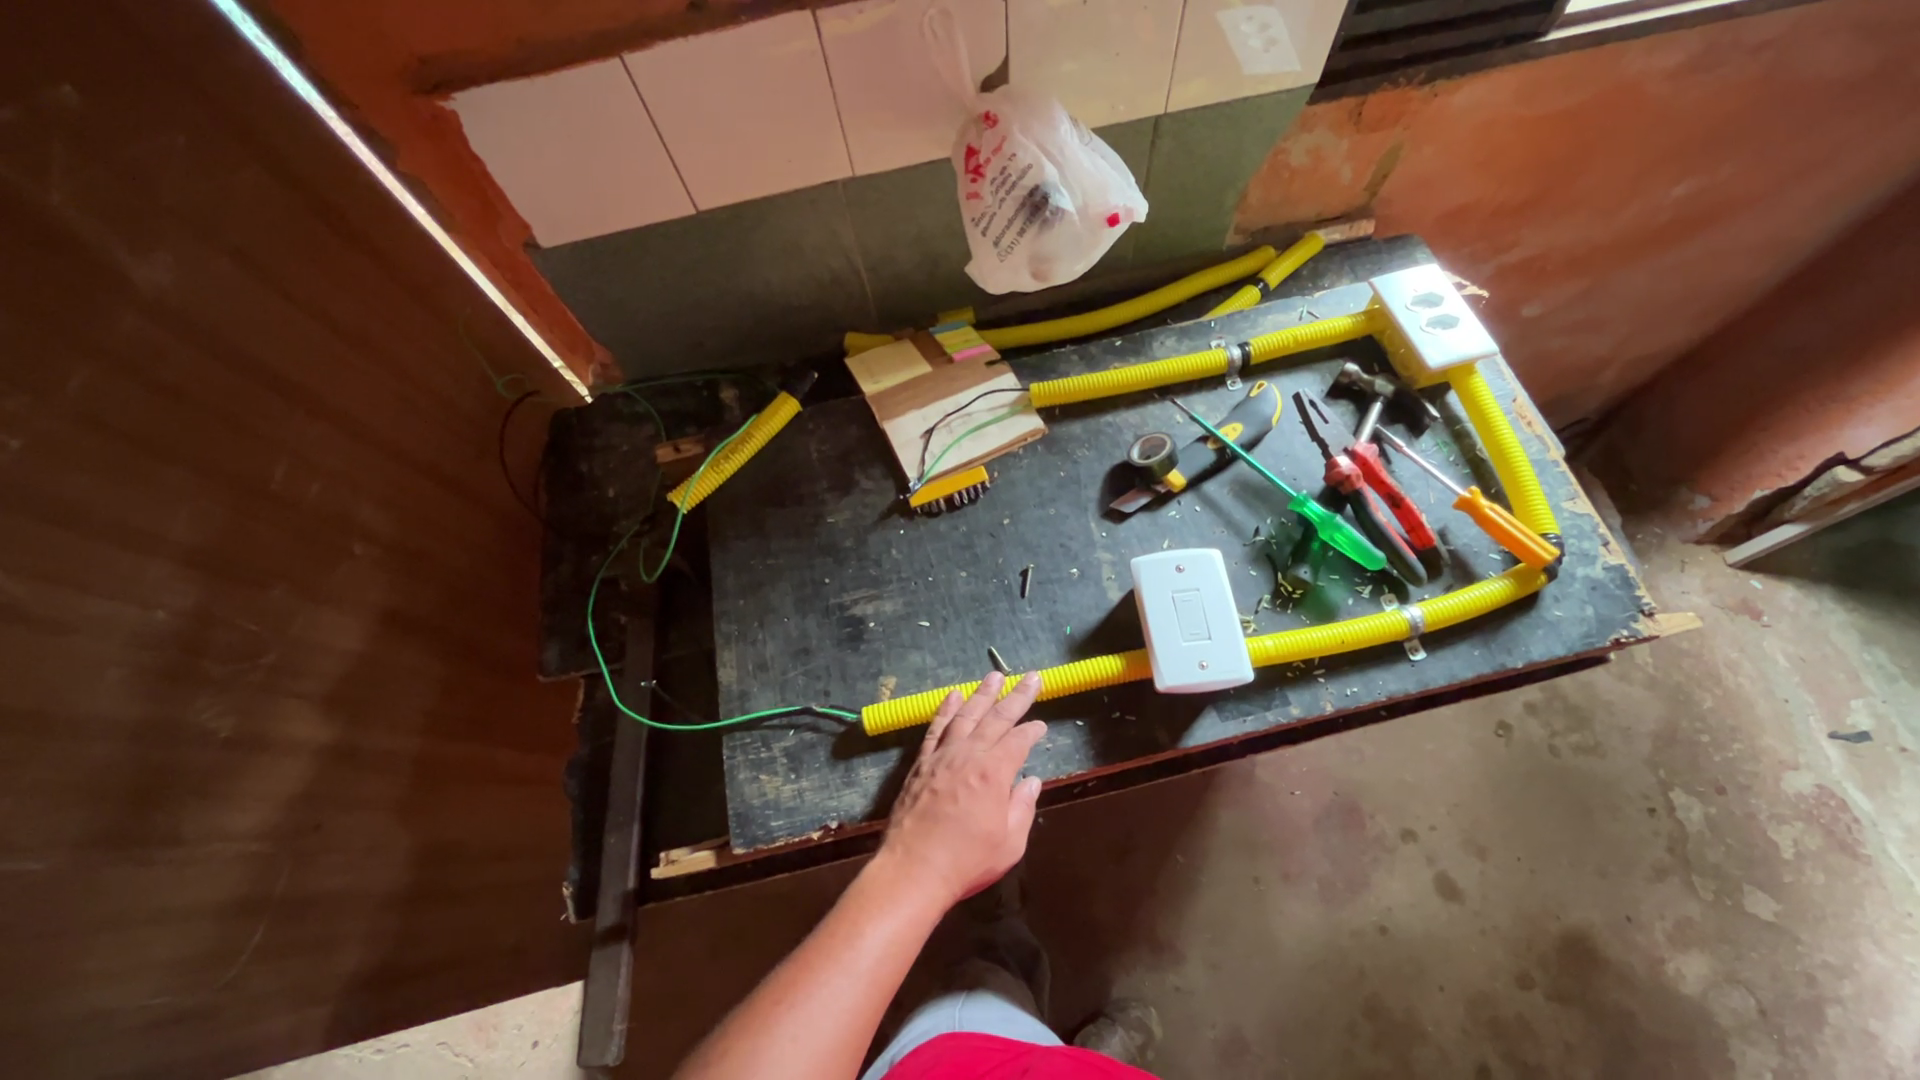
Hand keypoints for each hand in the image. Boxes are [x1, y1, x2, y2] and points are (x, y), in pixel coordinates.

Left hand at [874, 672, 1046, 910]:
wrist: (913, 869)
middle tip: (1032, 677)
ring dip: (981, 694)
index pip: (1019, 741)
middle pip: (996, 718)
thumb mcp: (1009, 843)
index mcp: (993, 773)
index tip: (1041, 725)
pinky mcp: (920, 764)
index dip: (1032, 732)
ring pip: (965, 715)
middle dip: (1016, 697)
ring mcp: (941, 757)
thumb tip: (1031, 781)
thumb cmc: (966, 862)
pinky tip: (953, 696)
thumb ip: (1022, 808)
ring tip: (995, 676)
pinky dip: (946, 709)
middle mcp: (967, 755)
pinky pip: (936, 728)